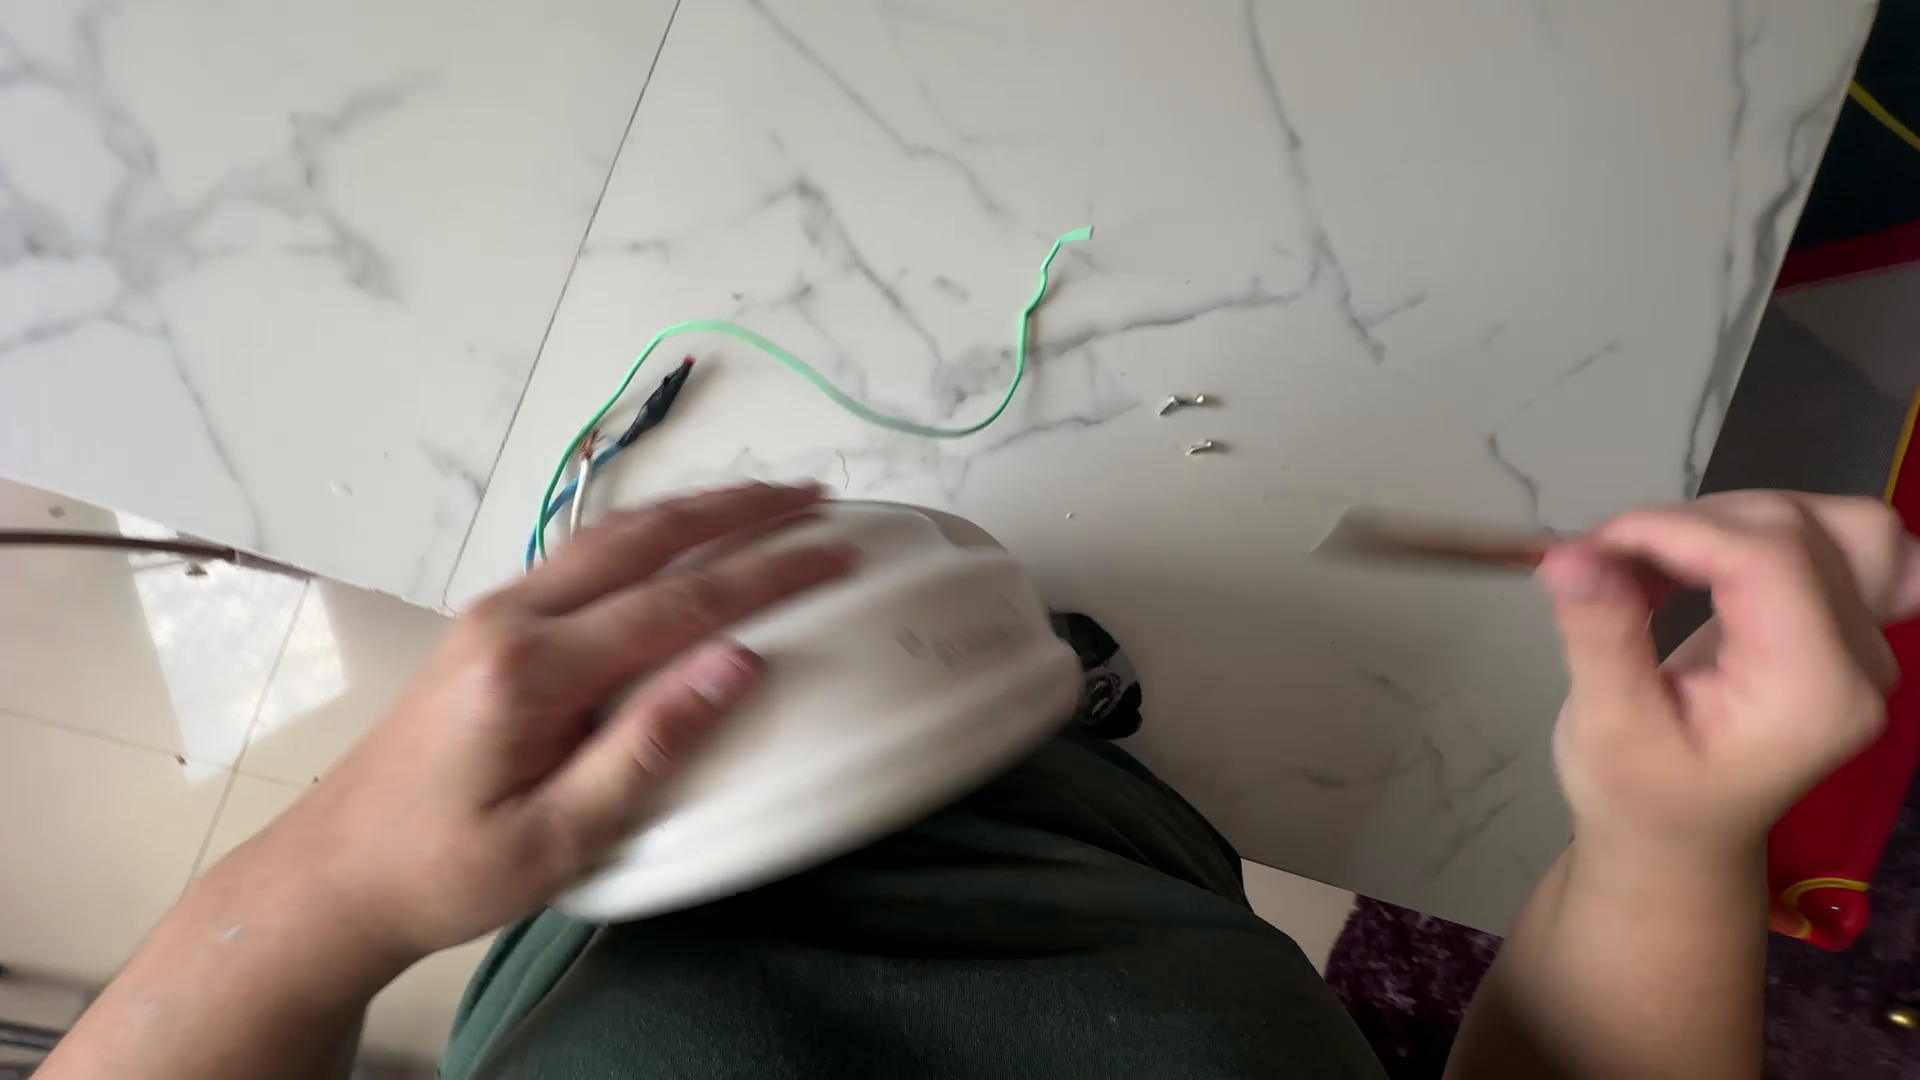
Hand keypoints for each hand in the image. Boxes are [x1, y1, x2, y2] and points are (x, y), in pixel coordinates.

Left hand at [235, 481, 856, 963]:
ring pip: (620, 530)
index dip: (768, 572)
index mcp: (535, 669)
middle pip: (649, 536)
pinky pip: (595, 550)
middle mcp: (517, 614)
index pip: (680, 602)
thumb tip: (740, 662)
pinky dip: (660, 526)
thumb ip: (650, 745)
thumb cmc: (451, 869)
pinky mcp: (501, 616)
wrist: (334, 874)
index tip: (834, 551)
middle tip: (812, 494)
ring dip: (701, 507)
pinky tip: (689, 530)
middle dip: (741, 508)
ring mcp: (504, 607)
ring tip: (768, 498)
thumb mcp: (559, 836)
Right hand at [1537, 491, 1919, 868]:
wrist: (1673, 834)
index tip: (1586, 546)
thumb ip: (1599, 635)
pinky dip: (1755, 535)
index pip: (1768, 559)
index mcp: (1811, 689)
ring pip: (1838, 525)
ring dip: (1731, 519)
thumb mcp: (1605, 724)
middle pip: (1809, 528)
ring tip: (1651, 558)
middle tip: (1608, 560)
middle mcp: (1856, 658)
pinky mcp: (1828, 629)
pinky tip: (1686, 567)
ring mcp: (1854, 642)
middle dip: (1692, 522)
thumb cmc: (1636, 791)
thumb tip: (1569, 554)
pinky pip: (1831, 549)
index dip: (1672, 529)